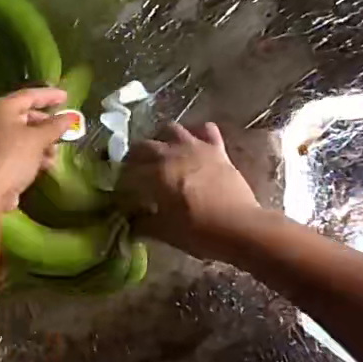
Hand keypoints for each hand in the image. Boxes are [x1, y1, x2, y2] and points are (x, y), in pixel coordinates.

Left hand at [0, 87, 73, 214]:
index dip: (50, 96)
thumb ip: (56, 125)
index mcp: (1, 108)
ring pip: (24, 134)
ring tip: (56, 151)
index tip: (67, 96)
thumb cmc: (13, 158)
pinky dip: (33, 152)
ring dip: (43, 141)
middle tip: (65, 128)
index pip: (29, 95)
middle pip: (26, 115)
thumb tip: (71, 116)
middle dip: (47, 124)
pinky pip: (19, 148)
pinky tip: (46, 163)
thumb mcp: (38, 139)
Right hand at [118, 122, 264, 261]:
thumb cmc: (199, 232)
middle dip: (135, 159)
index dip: (122, 185)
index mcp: (155, 173)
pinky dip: (197, 133)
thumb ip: (144, 224)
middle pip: (143, 146)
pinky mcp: (217, 149)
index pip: (128, 174)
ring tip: (162, 155)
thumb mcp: (165, 232)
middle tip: (136, 175)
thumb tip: (131, 223)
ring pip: (171, 129)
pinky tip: (194, 145)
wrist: (240, 228)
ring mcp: (196, 147)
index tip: (122, 196)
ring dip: (162, 139)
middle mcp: (172, 153)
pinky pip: (205, 129)